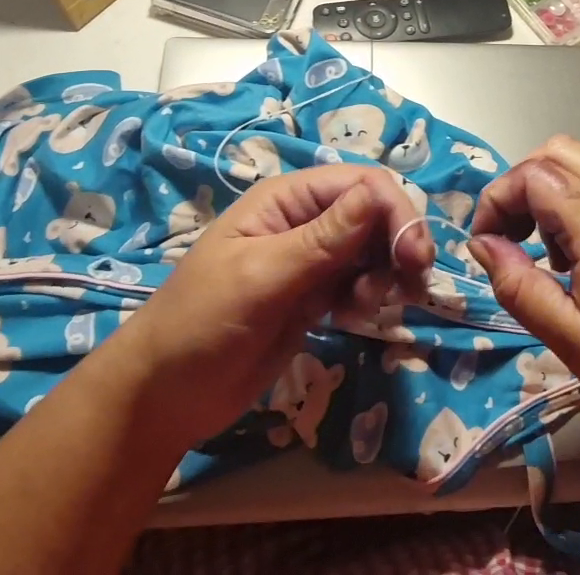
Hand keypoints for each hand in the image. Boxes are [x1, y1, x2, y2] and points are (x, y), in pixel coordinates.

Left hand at [117, 164, 435, 449]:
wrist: (164, 396)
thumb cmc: (201, 324)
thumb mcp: (262, 278)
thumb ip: (322, 239)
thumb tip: (376, 193)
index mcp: (285, 200)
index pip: (360, 184)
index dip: (394, 211)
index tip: (415, 257)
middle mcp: (302, 221)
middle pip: (374, 213)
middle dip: (397, 243)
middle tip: (411, 286)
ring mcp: (309, 260)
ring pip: (372, 248)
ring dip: (385, 272)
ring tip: (366, 308)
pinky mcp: (314, 295)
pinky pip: (359, 281)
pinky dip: (369, 295)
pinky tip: (352, 318)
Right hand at [467, 136, 579, 451]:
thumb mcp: (568, 340)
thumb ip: (517, 284)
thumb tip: (482, 244)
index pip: (535, 175)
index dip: (498, 198)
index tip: (486, 240)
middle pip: (562, 151)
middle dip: (523, 183)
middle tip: (512, 234)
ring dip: (555, 192)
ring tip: (550, 253)